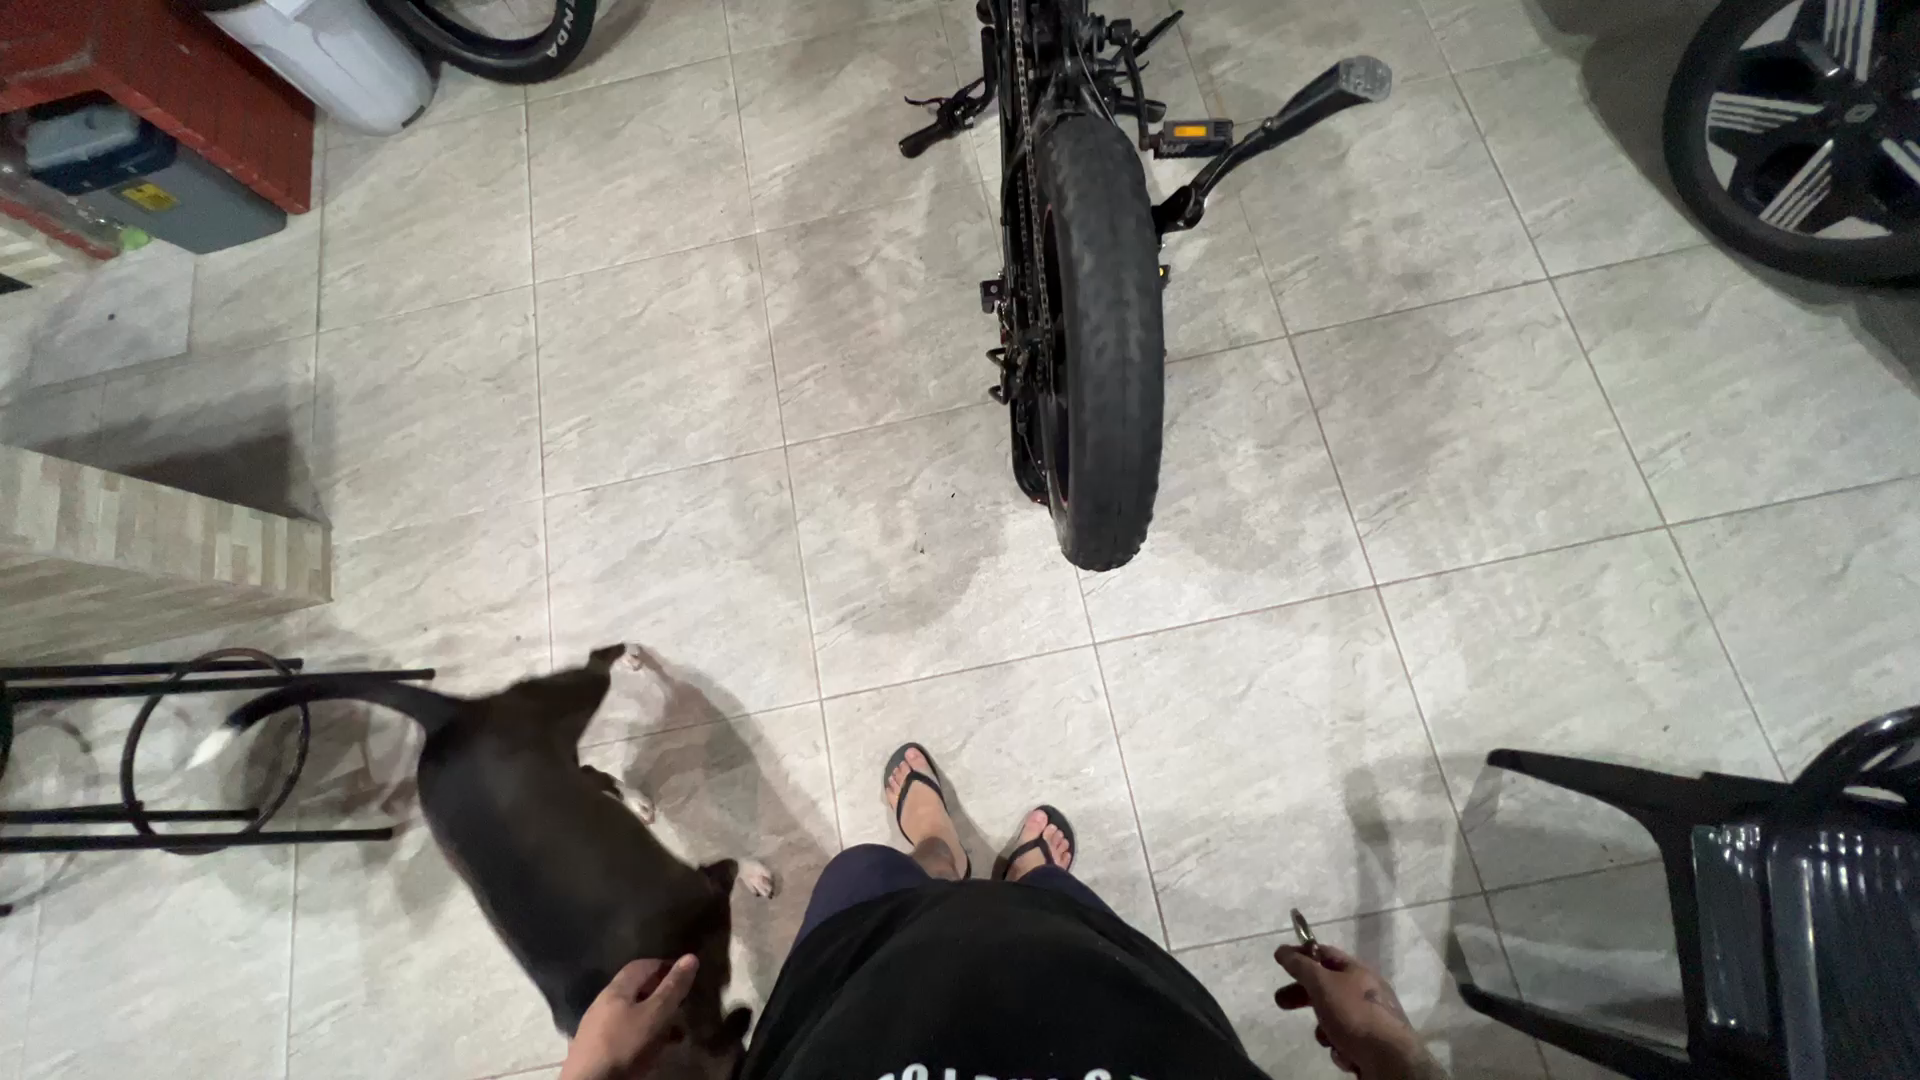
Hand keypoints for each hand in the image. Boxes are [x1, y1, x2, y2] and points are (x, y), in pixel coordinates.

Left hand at [559, 956, 697, 1079]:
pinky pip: (624, 1034)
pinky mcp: (594, 1052)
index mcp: (616, 989)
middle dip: (661, 995)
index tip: (685, 977)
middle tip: (682, 1005)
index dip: (665, 966)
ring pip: (632, 1015)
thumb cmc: (624, 1047)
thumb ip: (673, 987)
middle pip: (636, 990)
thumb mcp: (656, 1015)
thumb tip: (690, 957)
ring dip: (654, 1019)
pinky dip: (642, 1036)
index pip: (643, 965)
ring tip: (673, 1033)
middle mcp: (602, 1003)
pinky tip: (652, 1050)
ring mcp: (595, 1028)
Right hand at [1274, 944, 1442, 1079]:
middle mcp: (1367, 993)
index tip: (1280, 961)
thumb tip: (1282, 950)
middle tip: (1280, 1002)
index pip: (1324, 953)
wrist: (1391, 1063)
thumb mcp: (1321, 983)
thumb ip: (1300, 965)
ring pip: (1334, 1017)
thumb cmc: (1354, 1015)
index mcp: (1358, 972)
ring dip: (1323, 1027)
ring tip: (1324, 1037)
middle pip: (1326, 988)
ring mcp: (1372, 1021)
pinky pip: (1346, 1040)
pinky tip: (1343, 1052)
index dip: (1301, 954)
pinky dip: (1339, 1046)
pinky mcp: (1373, 1046)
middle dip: (1302, 996)